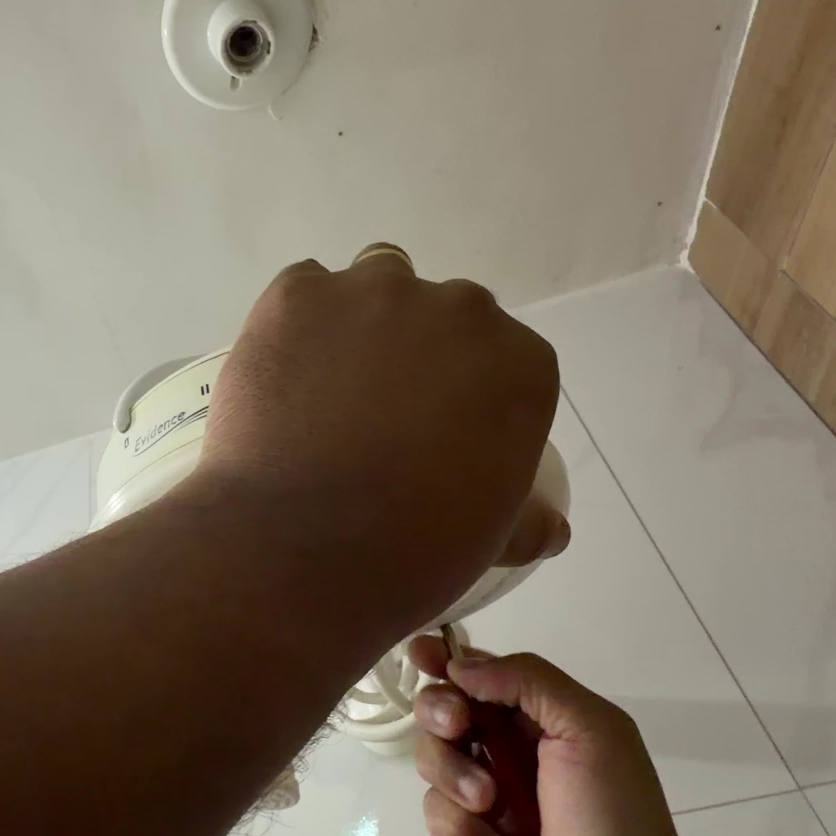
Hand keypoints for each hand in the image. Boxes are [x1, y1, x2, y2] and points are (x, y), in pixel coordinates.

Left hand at [193, 245, 564, 642]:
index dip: (463, 390)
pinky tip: (283, 375)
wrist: (302, 547)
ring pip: (374, 284)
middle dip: (414, 351)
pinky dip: (296, 326)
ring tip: (327, 386)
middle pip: (440, 314)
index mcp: (520, 362)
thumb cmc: (411, 551)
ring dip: (361, 320)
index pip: (499, 359)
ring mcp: (374, 293)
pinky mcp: (297, 295)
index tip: (433, 428)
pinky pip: (302, 292)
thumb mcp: (490, 541)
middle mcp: (458, 309)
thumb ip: (527, 521)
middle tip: (375, 414)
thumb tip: (552, 528)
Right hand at [408, 638, 711, 835]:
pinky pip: (433, 810)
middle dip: (441, 709)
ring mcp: (479, 793)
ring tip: (489, 803)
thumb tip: (459, 666)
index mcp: (540, 716)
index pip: (483, 671)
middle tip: (458, 725)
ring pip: (429, 754)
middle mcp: (506, 748)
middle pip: (442, 704)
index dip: (447, 657)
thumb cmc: (612, 819)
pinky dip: (462, 828)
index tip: (421, 653)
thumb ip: (527, 680)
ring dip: (454, 773)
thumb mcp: (591, 730)